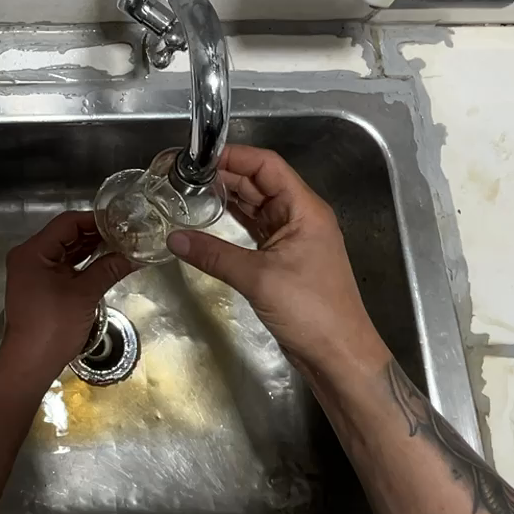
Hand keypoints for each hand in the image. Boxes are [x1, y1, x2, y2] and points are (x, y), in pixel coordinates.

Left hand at [0, 211, 135, 384]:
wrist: (30, 364)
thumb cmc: (53, 325)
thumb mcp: (84, 294)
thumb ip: (109, 269)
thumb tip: (135, 255)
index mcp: (33, 251)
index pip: (67, 223)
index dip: (95, 220)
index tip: (121, 221)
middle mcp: (29, 256)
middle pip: (65, 235)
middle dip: (95, 234)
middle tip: (126, 233)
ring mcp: (33, 271)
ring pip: (65, 251)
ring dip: (90, 249)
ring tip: (120, 245)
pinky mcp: (39, 286)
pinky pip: (63, 266)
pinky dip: (82, 264)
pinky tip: (104, 262)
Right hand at [166, 144, 385, 381]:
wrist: (339, 357)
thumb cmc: (311, 310)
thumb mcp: (258, 278)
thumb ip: (213, 254)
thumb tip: (173, 238)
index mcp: (304, 209)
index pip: (267, 166)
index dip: (234, 156)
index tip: (198, 157)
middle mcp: (299, 216)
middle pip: (259, 183)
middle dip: (224, 174)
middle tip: (184, 173)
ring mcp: (291, 238)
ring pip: (255, 205)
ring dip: (226, 196)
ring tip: (189, 190)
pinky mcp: (282, 258)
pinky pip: (253, 228)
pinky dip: (231, 221)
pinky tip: (207, 218)